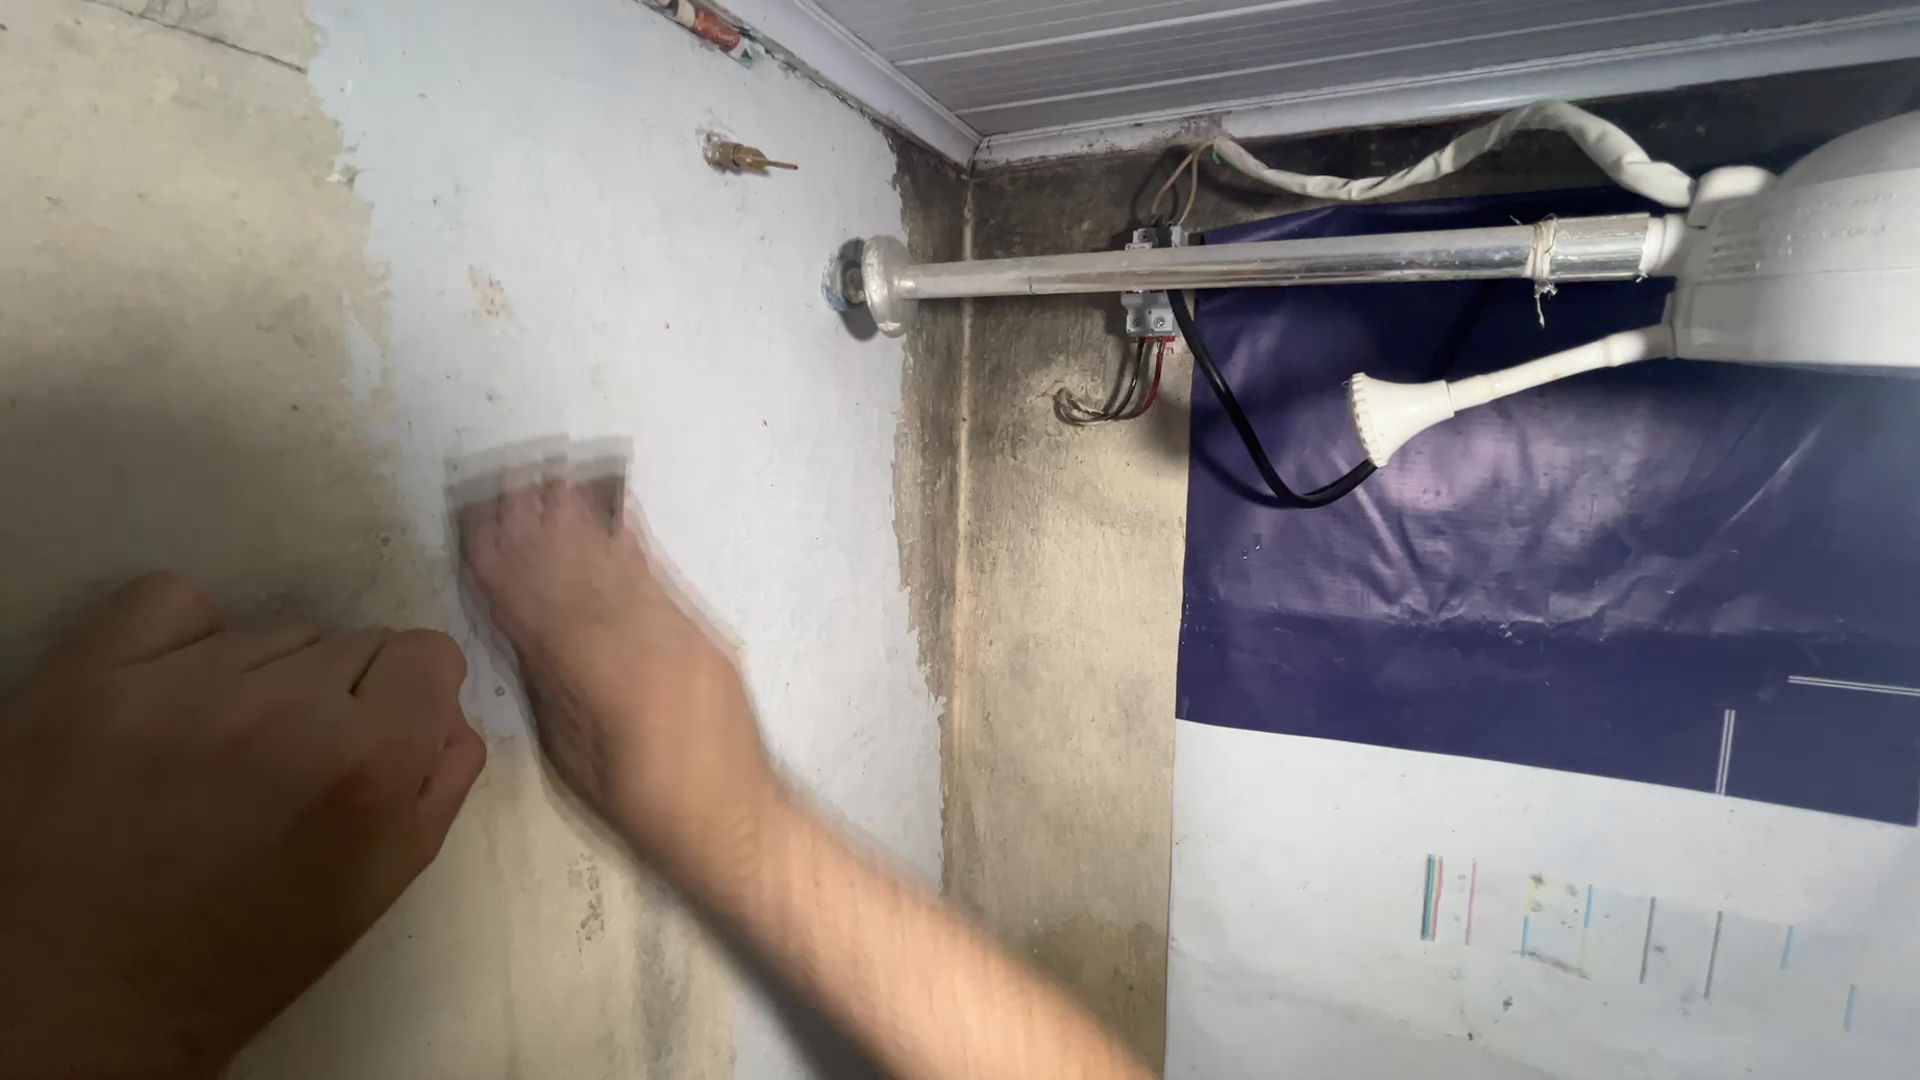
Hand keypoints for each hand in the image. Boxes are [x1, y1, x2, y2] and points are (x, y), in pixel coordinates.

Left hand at [0, 573, 484, 1079]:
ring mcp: (177, 690)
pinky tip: (179, 691)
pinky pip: (169, 601)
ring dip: (271, 677)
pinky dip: (186, 637)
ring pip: (276, 632)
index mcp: (372, 755)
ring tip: (228, 742)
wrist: (60, 1012)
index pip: (430, 651)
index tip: (385, 728)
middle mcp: (286, 707)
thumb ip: (449, 768)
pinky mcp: (79, 685)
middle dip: (347, 691)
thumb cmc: (256, 940)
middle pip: (357, 641)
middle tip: (302, 754)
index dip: (416, 692)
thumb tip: (445, 706)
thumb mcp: (397, 865)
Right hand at [459, 472, 779, 888]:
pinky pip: (665, 583)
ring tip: (550, 481)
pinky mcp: (709, 636)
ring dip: (583, 525)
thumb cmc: (646, 811)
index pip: (549, 616)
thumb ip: (552, 689)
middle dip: (541, 532)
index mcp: (616, 687)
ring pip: (624, 573)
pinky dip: (635, 545)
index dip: (510, 571)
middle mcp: (657, 649)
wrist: (738, 818)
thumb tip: (520, 629)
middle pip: (586, 582)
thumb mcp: (577, 764)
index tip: (475, 529)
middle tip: (506, 483)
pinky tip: (616, 514)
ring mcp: (690, 637)